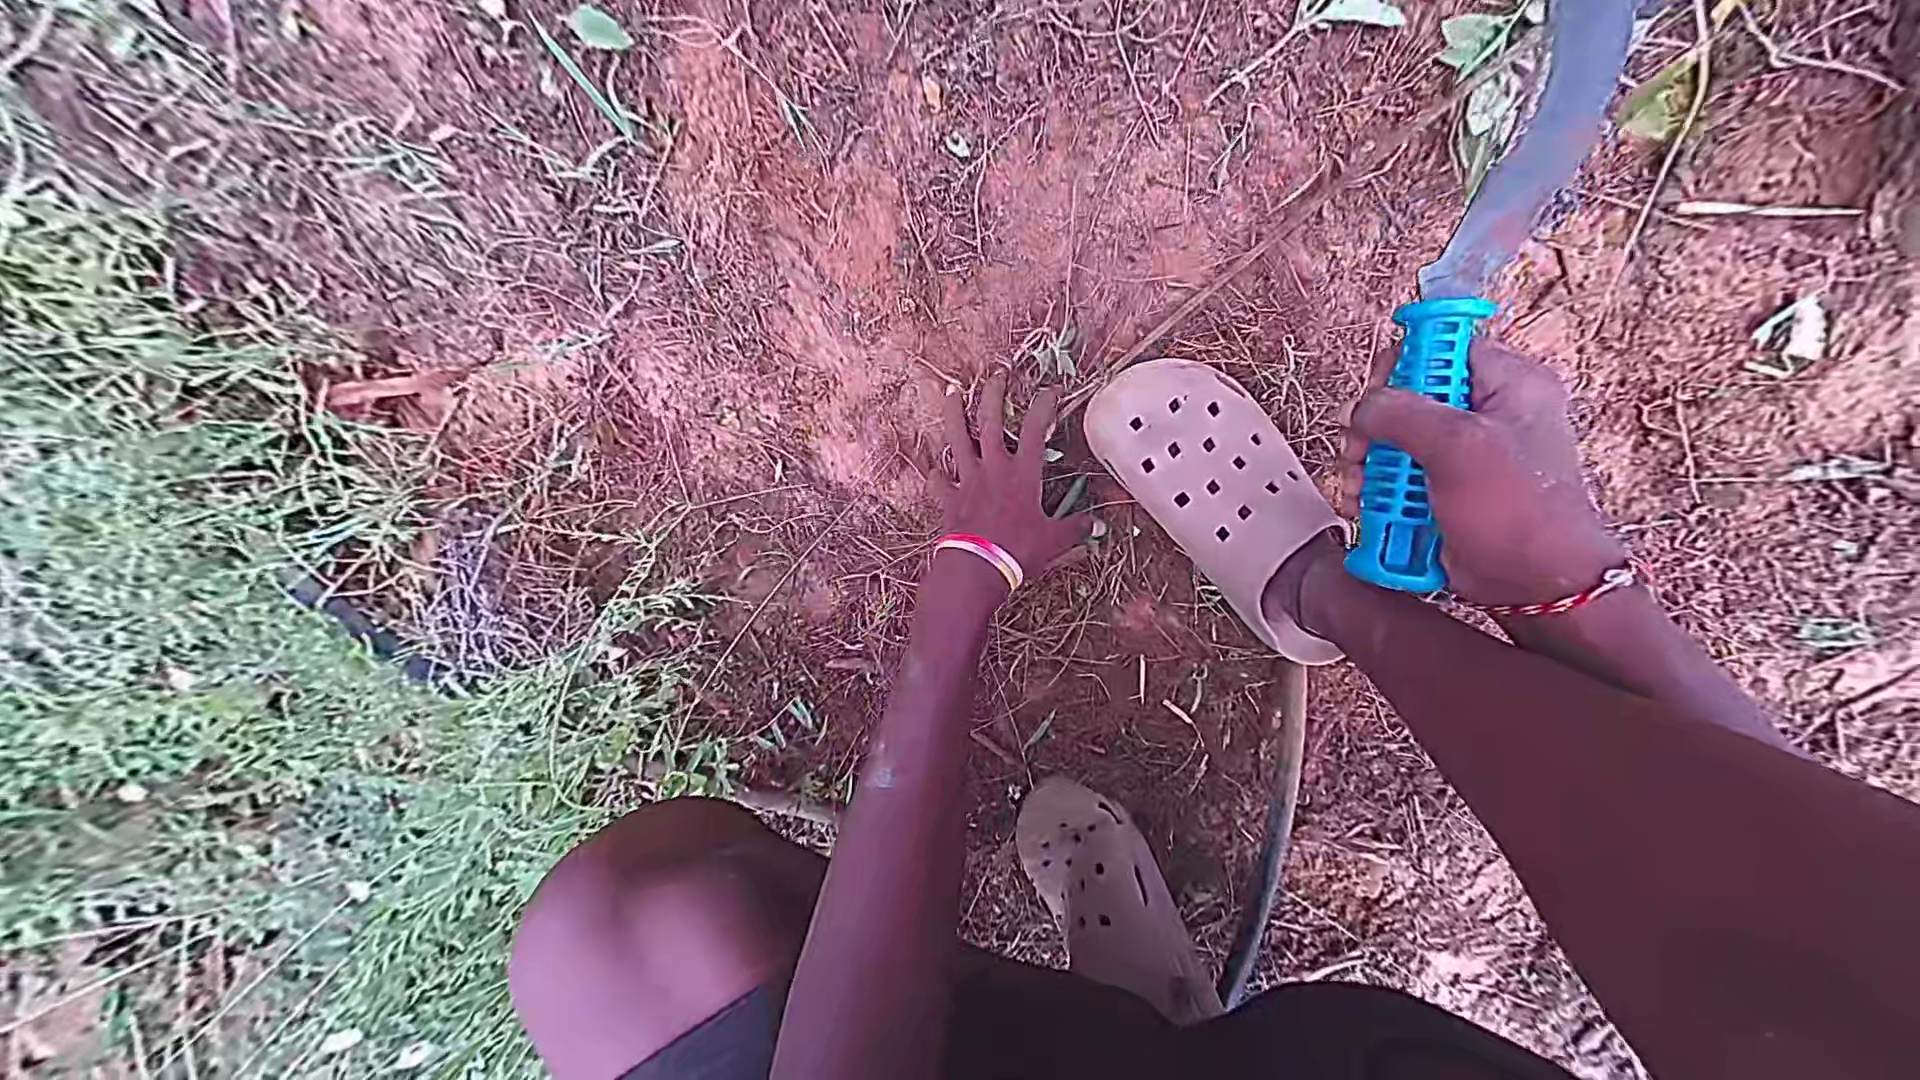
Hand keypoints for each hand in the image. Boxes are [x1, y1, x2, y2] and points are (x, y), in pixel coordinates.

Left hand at [922, 373, 1090, 579]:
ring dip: (954, 415)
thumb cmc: (1019, 551)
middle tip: (995, 375)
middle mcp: (993, 469)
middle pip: (989, 422)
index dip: (1043, 406)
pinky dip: (936, 474)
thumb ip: (1076, 528)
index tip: (1050, 390)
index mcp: (1022, 474)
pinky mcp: (948, 499)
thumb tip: (1097, 525)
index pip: (1035, 430)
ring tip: (951, 393)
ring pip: (957, 440)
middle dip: (993, 395)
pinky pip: (939, 481)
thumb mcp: (1055, 540)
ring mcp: (967, 481)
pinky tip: (934, 469)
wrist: (977, 568)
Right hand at [1337, 341, 1625, 606]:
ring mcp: (1455, 453)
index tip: (1381, 395)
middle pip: (1402, 396)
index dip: (1405, 364)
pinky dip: (1371, 490)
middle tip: (1362, 452)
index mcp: (1507, 385)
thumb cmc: (1516, 510)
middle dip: (1371, 426)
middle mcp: (1480, 413)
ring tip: (1363, 488)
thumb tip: (1361, 407)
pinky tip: (1365, 506)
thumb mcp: (1460, 446)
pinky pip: (1388, 474)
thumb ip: (1403, 413)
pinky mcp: (1434, 487)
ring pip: (1386, 439)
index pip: (1443, 344)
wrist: (1530, 582)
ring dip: (1365, 464)